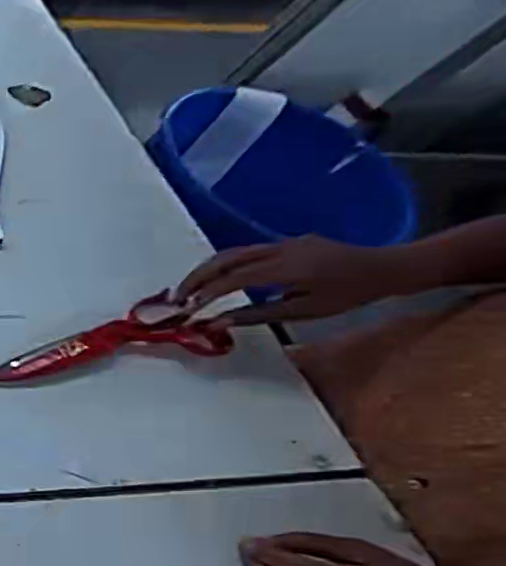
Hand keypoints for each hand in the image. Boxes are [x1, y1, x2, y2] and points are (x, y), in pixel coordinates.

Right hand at [173, 235, 429, 325]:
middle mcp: (280, 250)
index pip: (232, 279)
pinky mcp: (286, 243)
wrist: (391, 268)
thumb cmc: (350, 294)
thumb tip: (214, 323)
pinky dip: (223, 264)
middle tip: (176, 298)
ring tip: (189, 288)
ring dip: (205, 270)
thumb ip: (255, 315)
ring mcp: (283, 243)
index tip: (185, 309)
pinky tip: (217, 278)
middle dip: (195, 278)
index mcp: (286, 268)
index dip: (204, 294)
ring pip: (231, 252)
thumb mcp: (303, 311)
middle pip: (224, 260)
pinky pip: (246, 251)